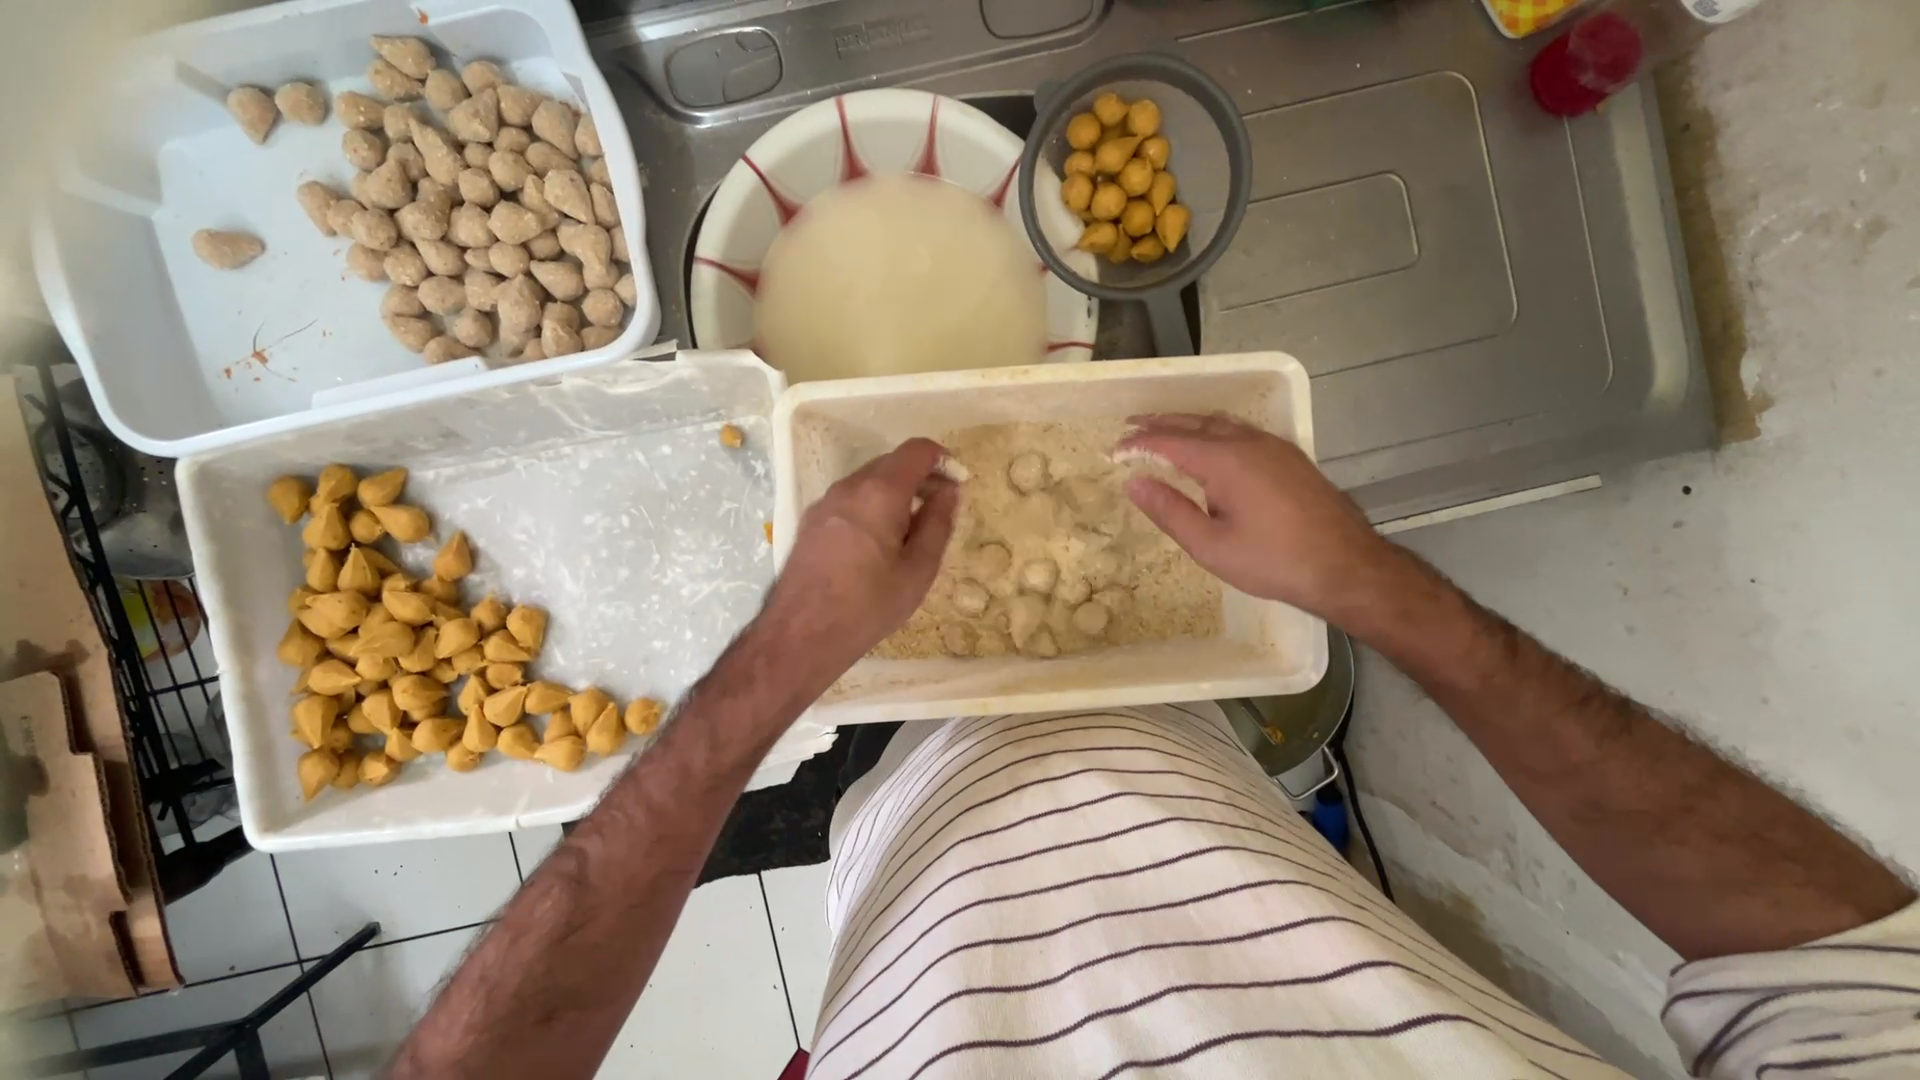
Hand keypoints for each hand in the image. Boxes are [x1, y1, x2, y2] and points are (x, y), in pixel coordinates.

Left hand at [751, 438, 958, 693]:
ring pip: (869, 481)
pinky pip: (851, 499)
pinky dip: (873, 506)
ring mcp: (825, 502)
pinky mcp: (812, 521)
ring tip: (912, 530)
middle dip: (921, 477)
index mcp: (880, 492)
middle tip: (940, 509)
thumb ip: (938, 524)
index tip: (957, 483)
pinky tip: (880, 541)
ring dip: (896, 492)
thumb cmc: (869, 605)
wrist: (802, 633)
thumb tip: (949, 492)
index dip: (942, 460)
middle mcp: (849, 487)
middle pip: (892, 463)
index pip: (916, 450)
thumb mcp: (918, 569)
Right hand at [1117, 414, 1403, 622]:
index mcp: (1224, 460)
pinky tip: (1212, 444)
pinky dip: (1215, 430)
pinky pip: (1242, 431)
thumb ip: (1170, 511)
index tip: (1113, 451)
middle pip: (1195, 422)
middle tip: (1131, 426)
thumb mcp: (1210, 545)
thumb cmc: (1272, 560)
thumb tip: (1135, 483)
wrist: (1345, 565)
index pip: (1168, 441)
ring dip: (1189, 422)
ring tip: (1165, 429)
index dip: (1138, 444)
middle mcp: (1248, 442)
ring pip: (1221, 422)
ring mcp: (1274, 446)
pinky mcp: (1290, 457)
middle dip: (1160, 422)